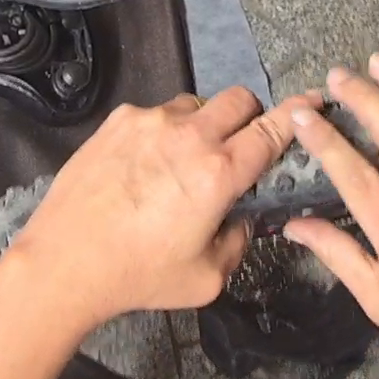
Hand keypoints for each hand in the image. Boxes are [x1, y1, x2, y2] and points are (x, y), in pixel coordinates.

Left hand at [3, 86, 319, 332]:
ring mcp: (152, 120)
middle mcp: (189, 135)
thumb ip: (237, 242)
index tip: (314, 99)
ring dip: (202, 124)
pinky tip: (142, 166)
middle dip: (249, 117)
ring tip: (180, 161)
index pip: (271, 131)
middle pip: (240, 99)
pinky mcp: (120, 118)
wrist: (65, 260)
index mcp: (218, 173)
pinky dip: (161, 132)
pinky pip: (156, 113)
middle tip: (237, 146)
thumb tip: (243, 216)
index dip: (297, 113)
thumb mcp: (205, 278)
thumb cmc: (138, 273)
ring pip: (196, 104)